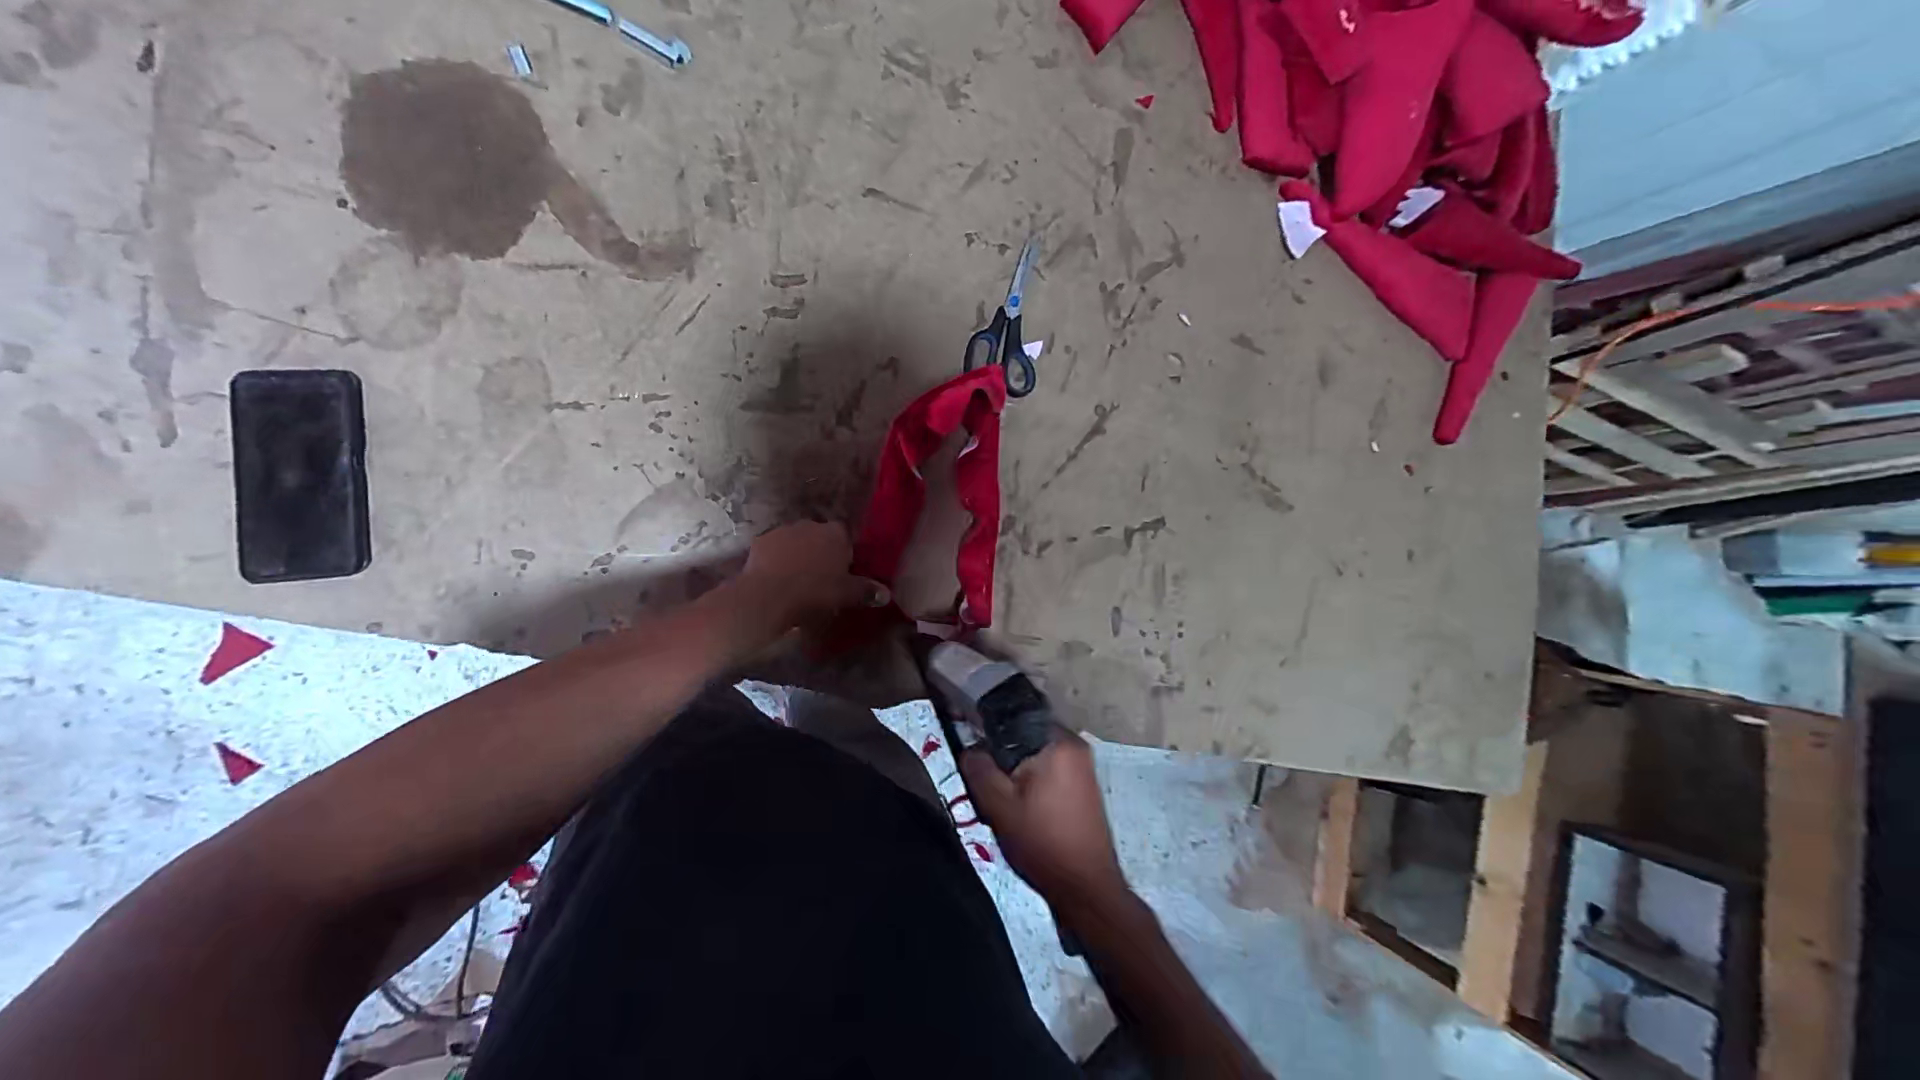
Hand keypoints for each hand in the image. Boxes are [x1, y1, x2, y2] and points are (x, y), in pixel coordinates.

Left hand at [734, 522, 889, 635]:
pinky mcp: (761, 540)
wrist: (768, 596)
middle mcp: (811, 525)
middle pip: (820, 537)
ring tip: (795, 580)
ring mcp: (783, 530)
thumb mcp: (846, 595)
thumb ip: (867, 591)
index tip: (841, 573)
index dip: (844, 554)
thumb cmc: (814, 592)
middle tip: (820, 578)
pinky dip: (776, 559)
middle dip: (820, 552)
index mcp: (835, 534)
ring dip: (797, 554)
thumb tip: (886, 594)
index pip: (846, 537)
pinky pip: (774, 549)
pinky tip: (775, 578)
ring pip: (796, 541)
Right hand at [960, 731, 1128, 911]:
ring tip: (1004, 800)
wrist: (1085, 888)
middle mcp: (1075, 746)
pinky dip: (1031, 781)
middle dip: (1002, 755)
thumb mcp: (997, 804)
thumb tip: (969, 747)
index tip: (971, 746)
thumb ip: (978, 767)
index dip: (986, 728)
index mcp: (1058, 741)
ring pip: (1034, 754)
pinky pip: (1049, 769)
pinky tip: (1023, 808)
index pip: (1012, 716)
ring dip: (1016, 771)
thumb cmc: (1042, 843)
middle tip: (987, 782)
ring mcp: (1084, 766)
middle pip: (1023, 736)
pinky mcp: (1084, 786)